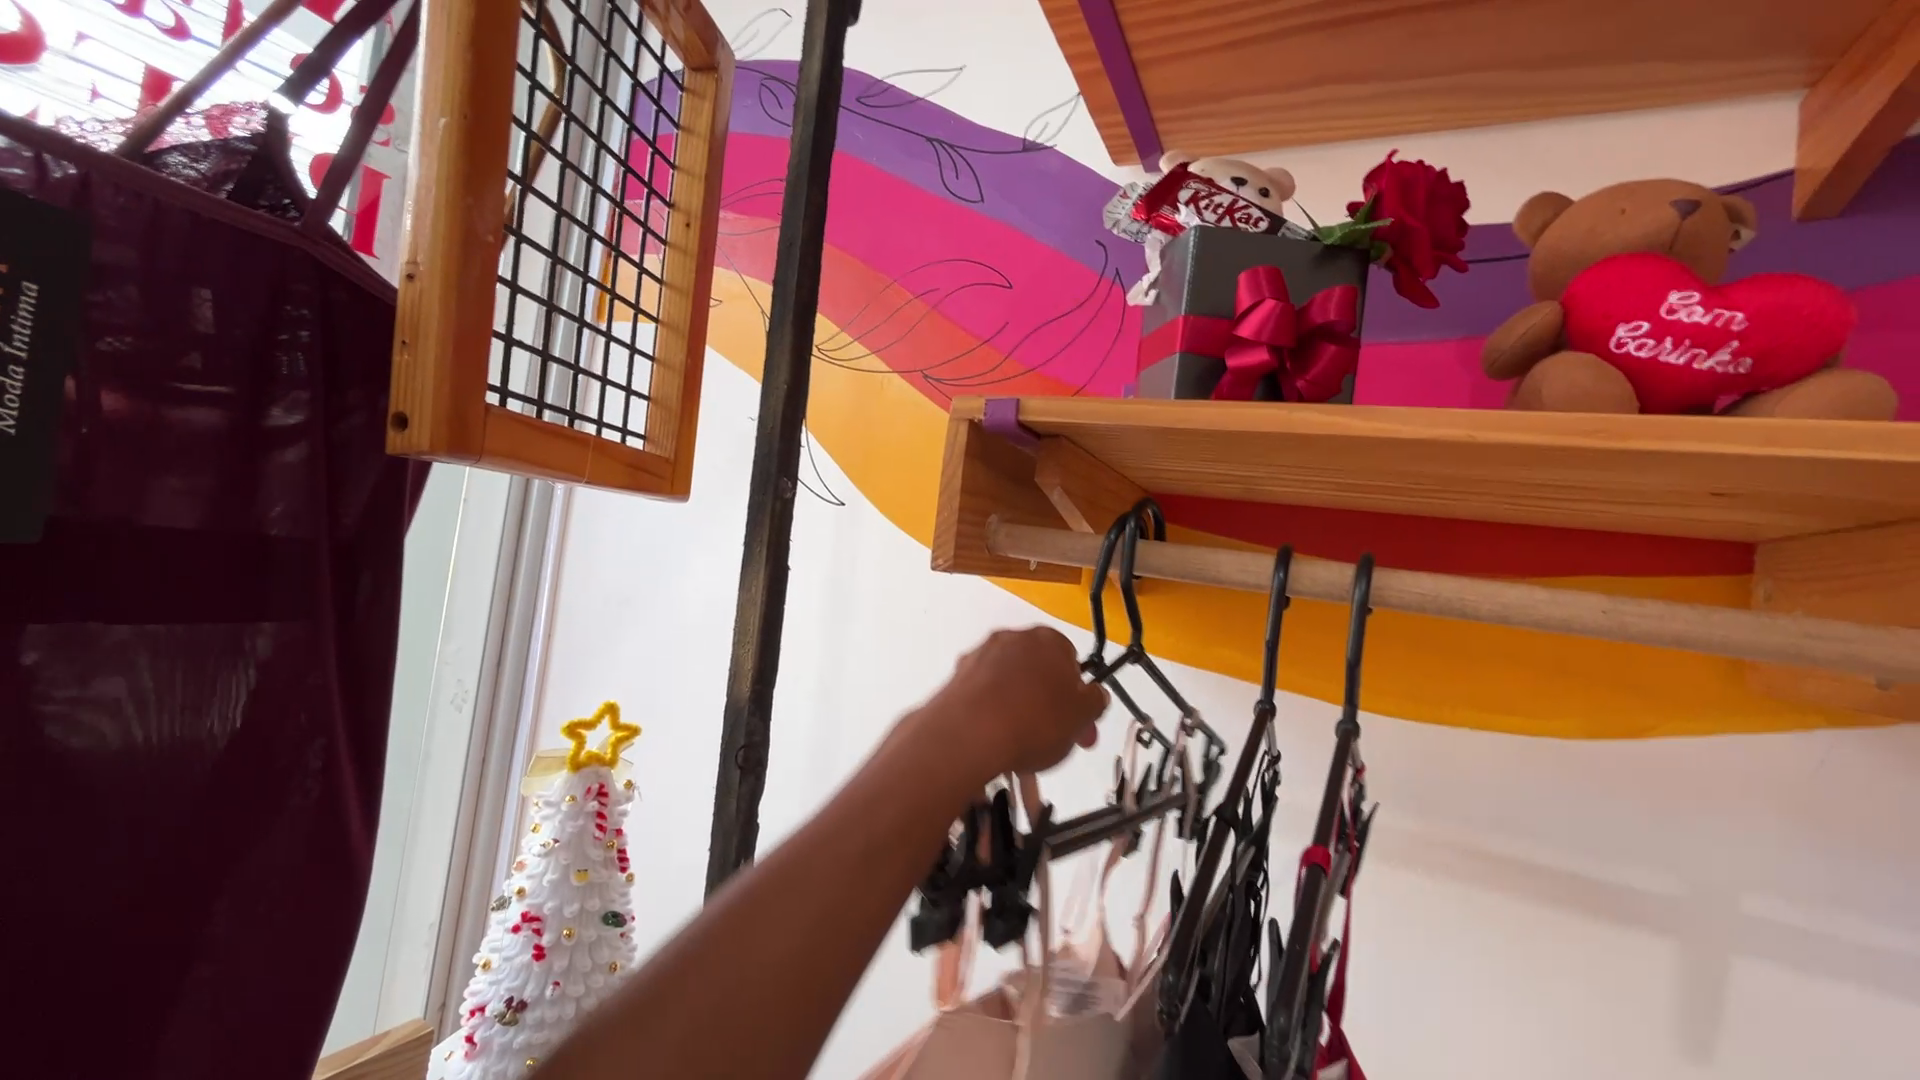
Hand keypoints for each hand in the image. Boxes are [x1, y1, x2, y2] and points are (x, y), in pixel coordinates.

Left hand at [915, 627, 1109, 780]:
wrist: (968, 735)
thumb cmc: (1035, 721)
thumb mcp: (1082, 716)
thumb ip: (1095, 701)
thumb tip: (1094, 694)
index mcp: (1048, 639)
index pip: (1071, 661)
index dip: (1078, 696)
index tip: (1079, 724)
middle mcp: (1012, 639)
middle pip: (1039, 673)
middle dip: (1049, 705)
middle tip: (1056, 741)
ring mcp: (980, 657)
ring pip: (1010, 687)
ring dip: (1019, 711)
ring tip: (1023, 749)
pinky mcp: (956, 679)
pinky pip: (984, 698)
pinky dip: (992, 715)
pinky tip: (996, 742)